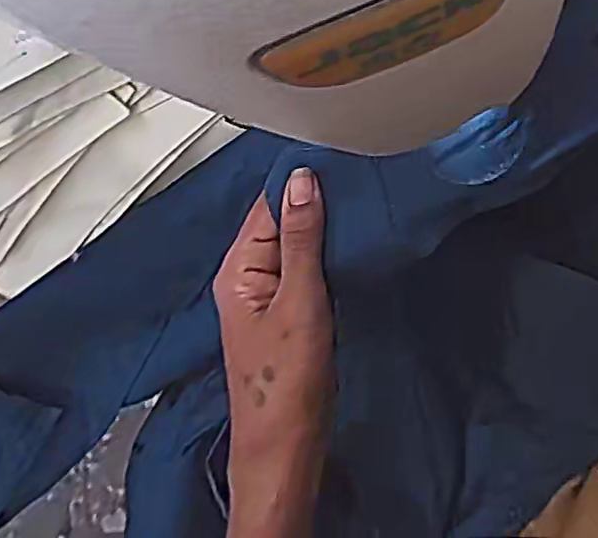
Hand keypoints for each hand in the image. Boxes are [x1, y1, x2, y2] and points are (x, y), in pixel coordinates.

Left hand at [215, 168, 334, 537]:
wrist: (290, 442)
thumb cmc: (285, 380)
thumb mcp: (299, 299)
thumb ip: (303, 237)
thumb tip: (302, 180)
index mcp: (239, 267)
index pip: (269, 203)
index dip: (300, 179)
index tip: (336, 155)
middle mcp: (251, 272)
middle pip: (284, 218)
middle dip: (316, 199)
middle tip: (356, 175)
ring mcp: (272, 289)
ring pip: (300, 239)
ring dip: (325, 224)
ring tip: (359, 200)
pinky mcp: (293, 304)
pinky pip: (310, 262)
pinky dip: (329, 248)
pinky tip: (351, 238)